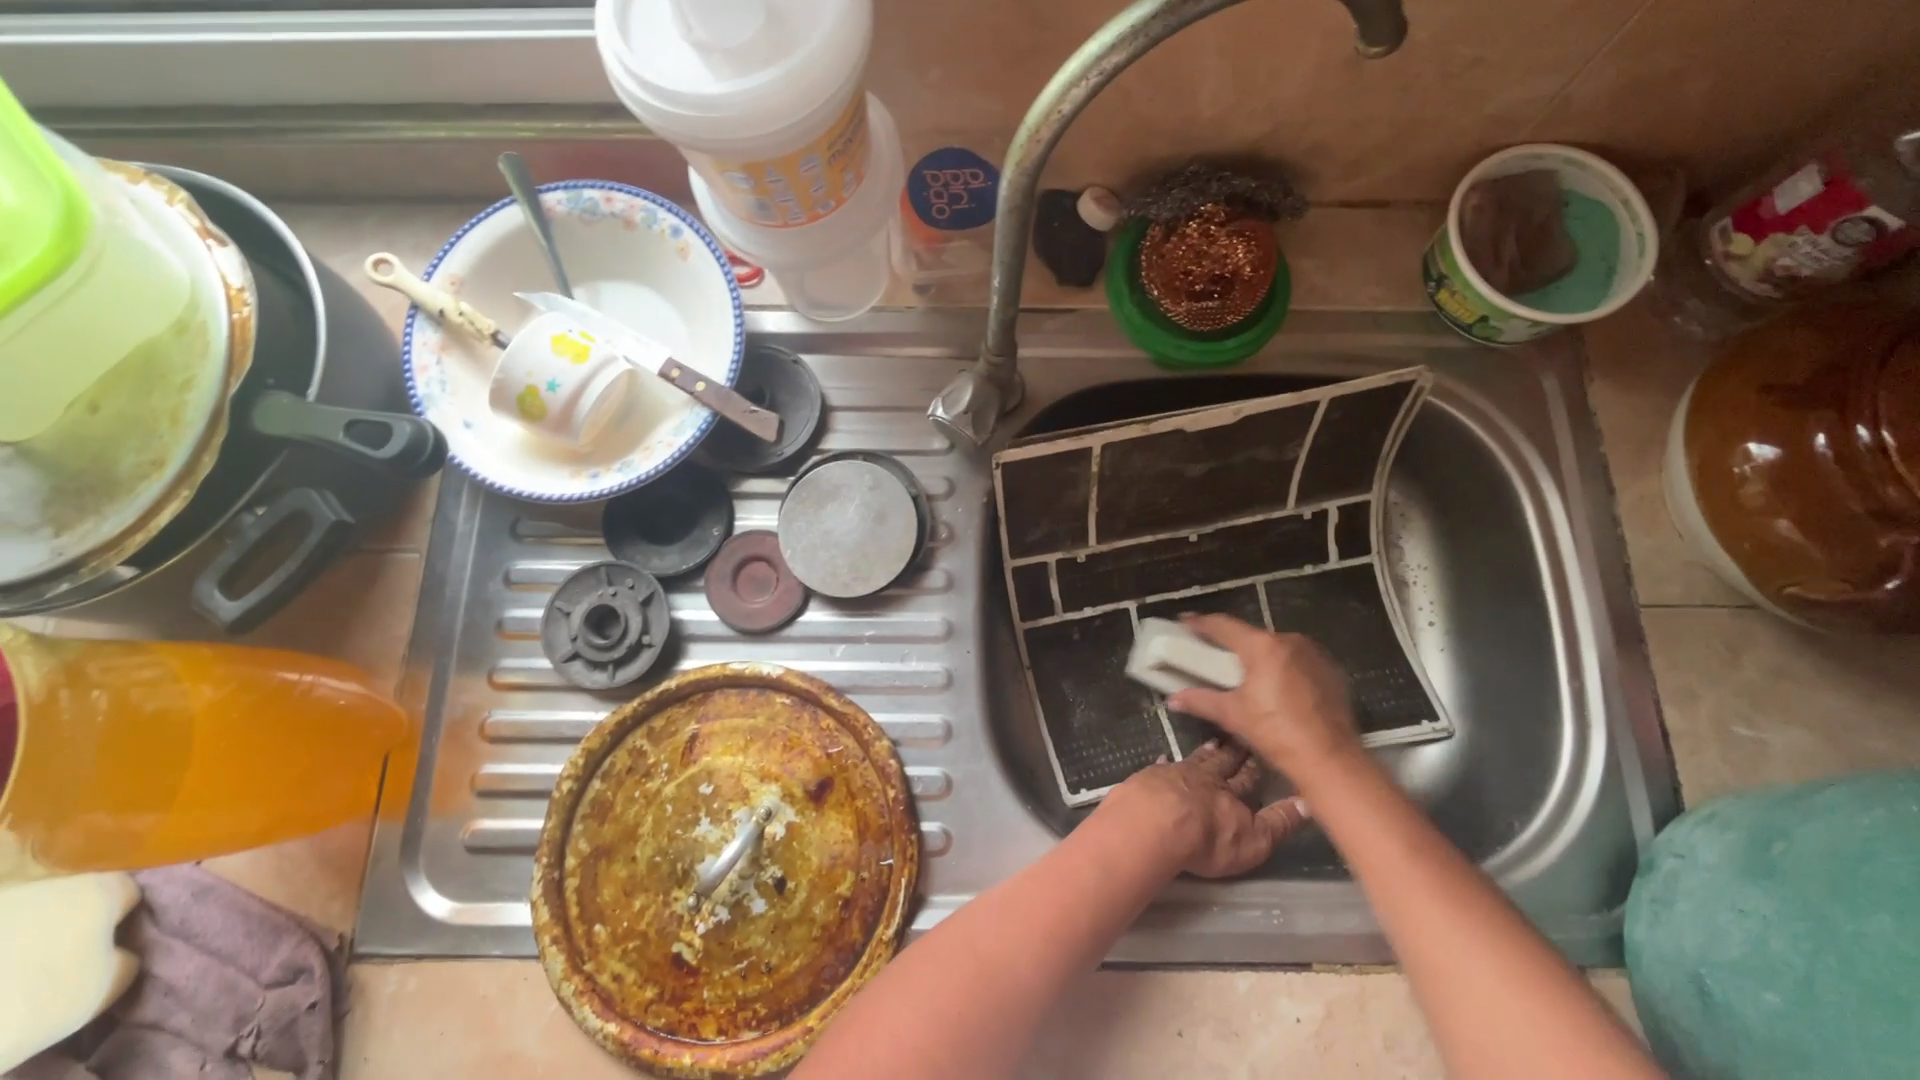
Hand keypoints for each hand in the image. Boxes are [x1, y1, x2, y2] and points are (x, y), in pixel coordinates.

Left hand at [1103, 740, 1309, 877]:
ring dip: (1202, 754)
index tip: (1263, 748)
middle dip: (1231, 751)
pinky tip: (1163, 759)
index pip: (1248, 777)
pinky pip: (1159, 768)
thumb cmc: (1208, 837)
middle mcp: (1204, 776)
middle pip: (1220, 761)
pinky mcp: (1147, 779)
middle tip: (1236, 737)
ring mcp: (1173, 775)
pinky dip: (1163, 763)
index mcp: (1231, 792)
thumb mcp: (1254, 839)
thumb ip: (1279, 822)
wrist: (1153, 823)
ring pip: (1192, 760)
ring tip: (1210, 745)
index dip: (1256, 766)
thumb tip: (1308, 803)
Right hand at [1166, 615, 1361, 777]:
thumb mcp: (1233, 715)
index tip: (1185, 622)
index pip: (1223, 626)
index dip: (1200, 623)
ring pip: (1276, 648)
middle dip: (1232, 644)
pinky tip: (1276, 688)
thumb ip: (1200, 701)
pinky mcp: (1330, 669)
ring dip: (1259, 656)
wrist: (1330, 759)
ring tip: (1246, 674)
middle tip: (1214, 656)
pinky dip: (1282, 667)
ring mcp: (1314, 653)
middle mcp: (1289, 641)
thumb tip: (1173, 699)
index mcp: (1262, 646)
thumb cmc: (1276, 733)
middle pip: (1252, 636)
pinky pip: (1298, 660)